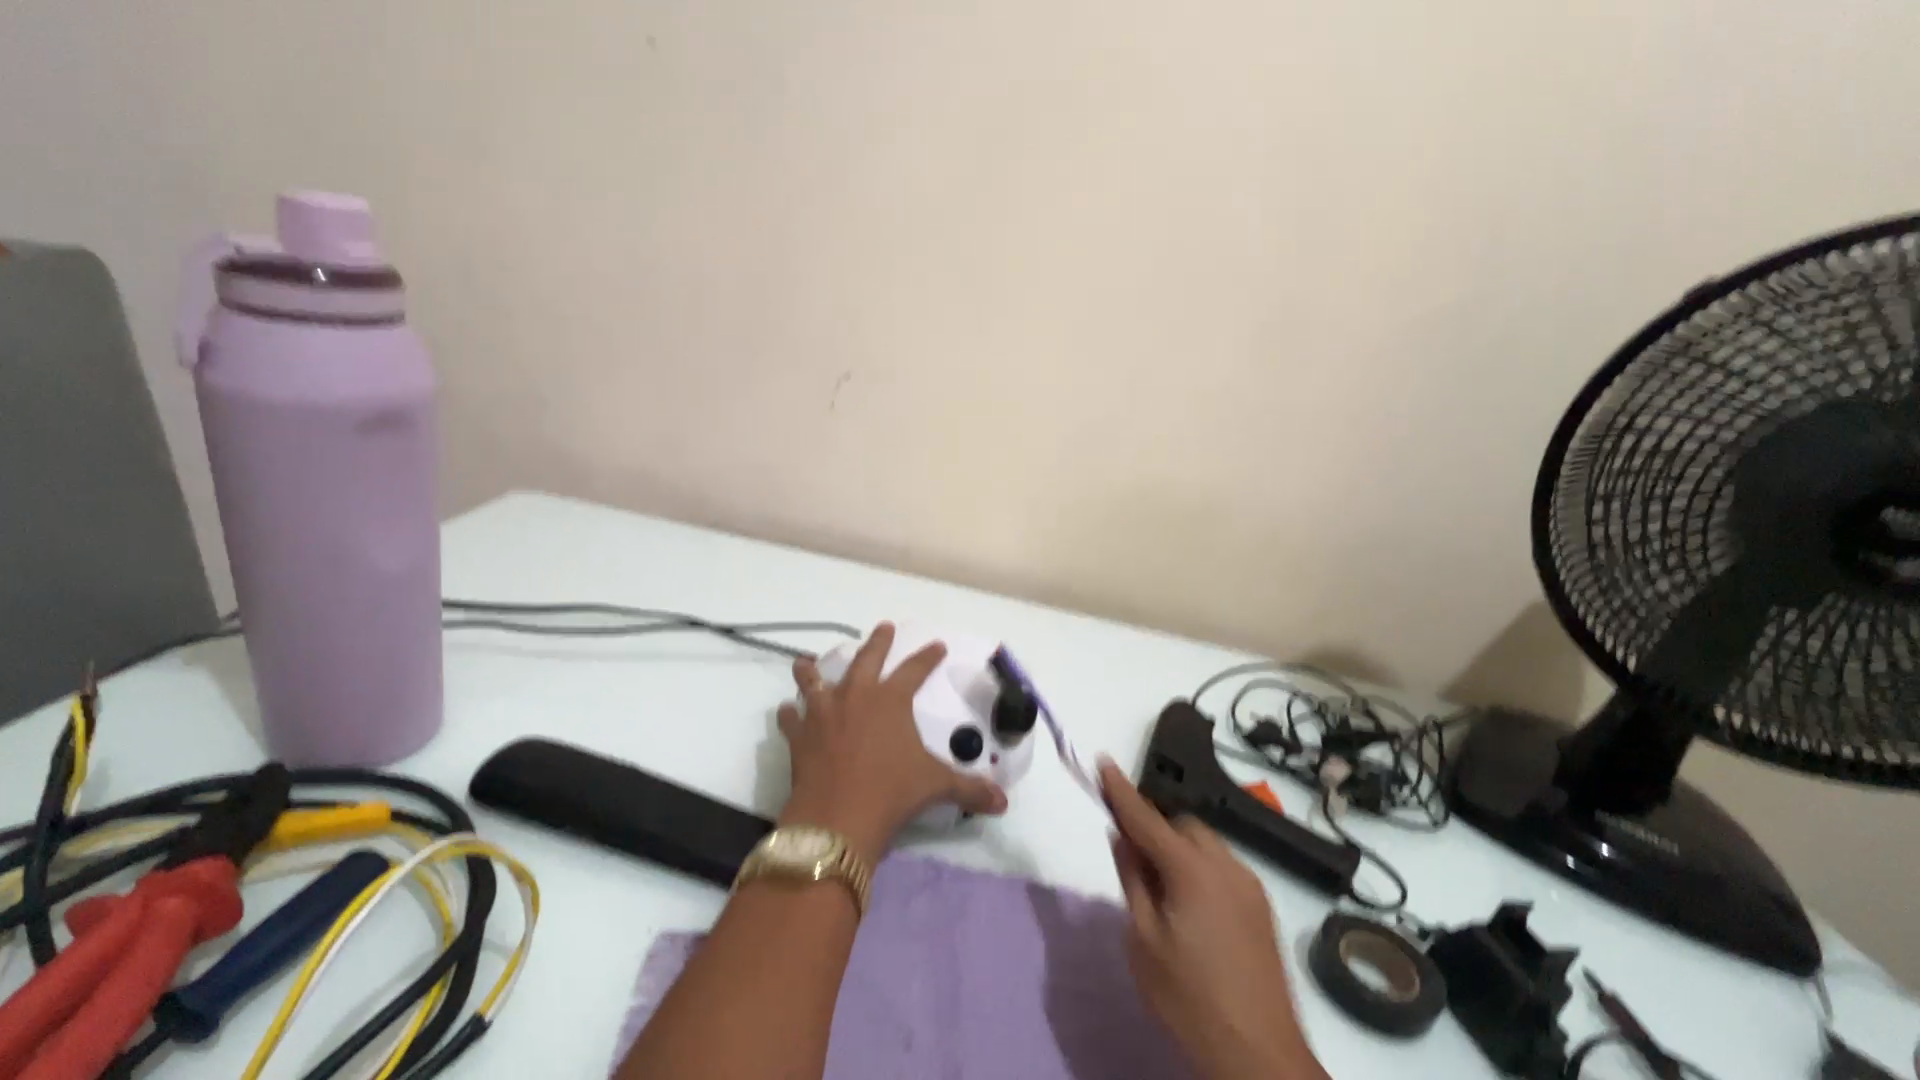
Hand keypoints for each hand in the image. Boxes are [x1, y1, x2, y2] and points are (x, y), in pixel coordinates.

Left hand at [777, 623, 1007, 860]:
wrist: (838, 817)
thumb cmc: (892, 792)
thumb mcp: (936, 786)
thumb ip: (969, 789)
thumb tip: (1002, 802)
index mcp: (891, 701)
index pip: (914, 671)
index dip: (927, 657)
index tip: (937, 644)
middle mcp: (856, 698)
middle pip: (866, 660)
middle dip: (877, 643)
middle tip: (883, 627)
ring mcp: (822, 715)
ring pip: (814, 681)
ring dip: (812, 670)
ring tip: (808, 660)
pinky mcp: (799, 737)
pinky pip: (790, 719)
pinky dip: (788, 714)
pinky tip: (787, 711)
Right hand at [1101, 760, 1327, 1079]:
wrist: (1257, 1050)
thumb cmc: (1188, 996)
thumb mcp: (1143, 939)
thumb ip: (1132, 881)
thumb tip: (1123, 840)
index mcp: (1192, 870)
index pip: (1146, 818)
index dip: (1121, 791)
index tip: (1103, 762)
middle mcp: (1227, 866)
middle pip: (1183, 827)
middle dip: (1155, 830)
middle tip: (1131, 861)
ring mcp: (1250, 886)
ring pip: (1206, 847)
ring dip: (1179, 852)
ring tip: (1160, 893)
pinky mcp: (1261, 908)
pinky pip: (1223, 869)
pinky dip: (1200, 871)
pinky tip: (1190, 911)